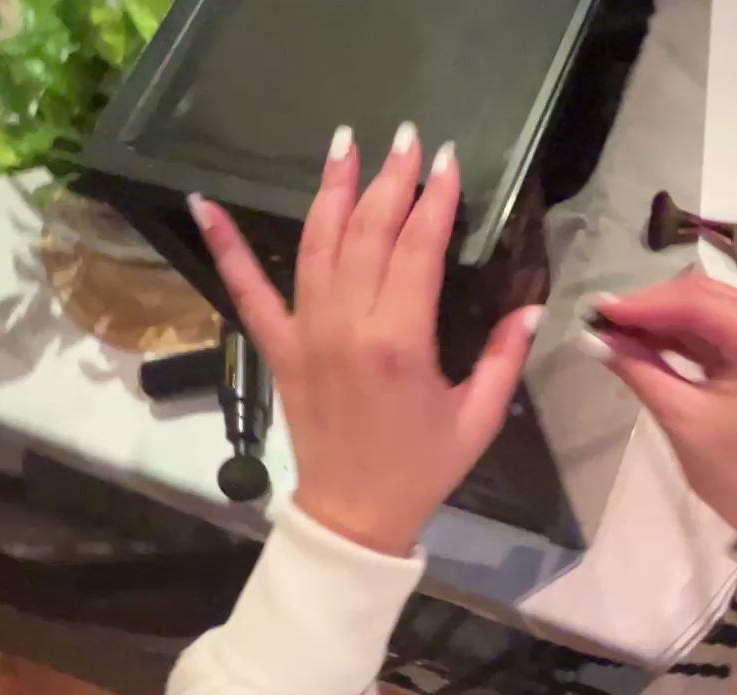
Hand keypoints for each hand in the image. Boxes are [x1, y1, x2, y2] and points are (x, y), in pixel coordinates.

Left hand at [190, 125, 539, 555]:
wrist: (355, 513)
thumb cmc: (423, 469)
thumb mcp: (478, 419)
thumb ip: (504, 359)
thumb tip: (532, 307)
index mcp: (400, 342)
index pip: (419, 249)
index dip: (436, 201)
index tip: (449, 162)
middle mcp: (348, 326)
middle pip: (367, 233)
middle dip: (390, 180)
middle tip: (406, 139)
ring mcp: (306, 334)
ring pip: (316, 245)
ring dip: (330, 190)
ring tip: (343, 144)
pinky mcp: (278, 349)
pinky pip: (247, 291)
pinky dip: (226, 246)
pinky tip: (204, 202)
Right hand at [595, 275, 736, 539]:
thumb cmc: (730, 468)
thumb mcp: (680, 419)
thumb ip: (640, 371)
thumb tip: (595, 339)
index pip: (698, 304)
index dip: (645, 304)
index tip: (600, 310)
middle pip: (700, 295)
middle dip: (649, 305)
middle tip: (602, 319)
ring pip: (700, 307)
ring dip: (656, 316)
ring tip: (612, 328)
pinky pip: (703, 329)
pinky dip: (669, 332)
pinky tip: (636, 338)